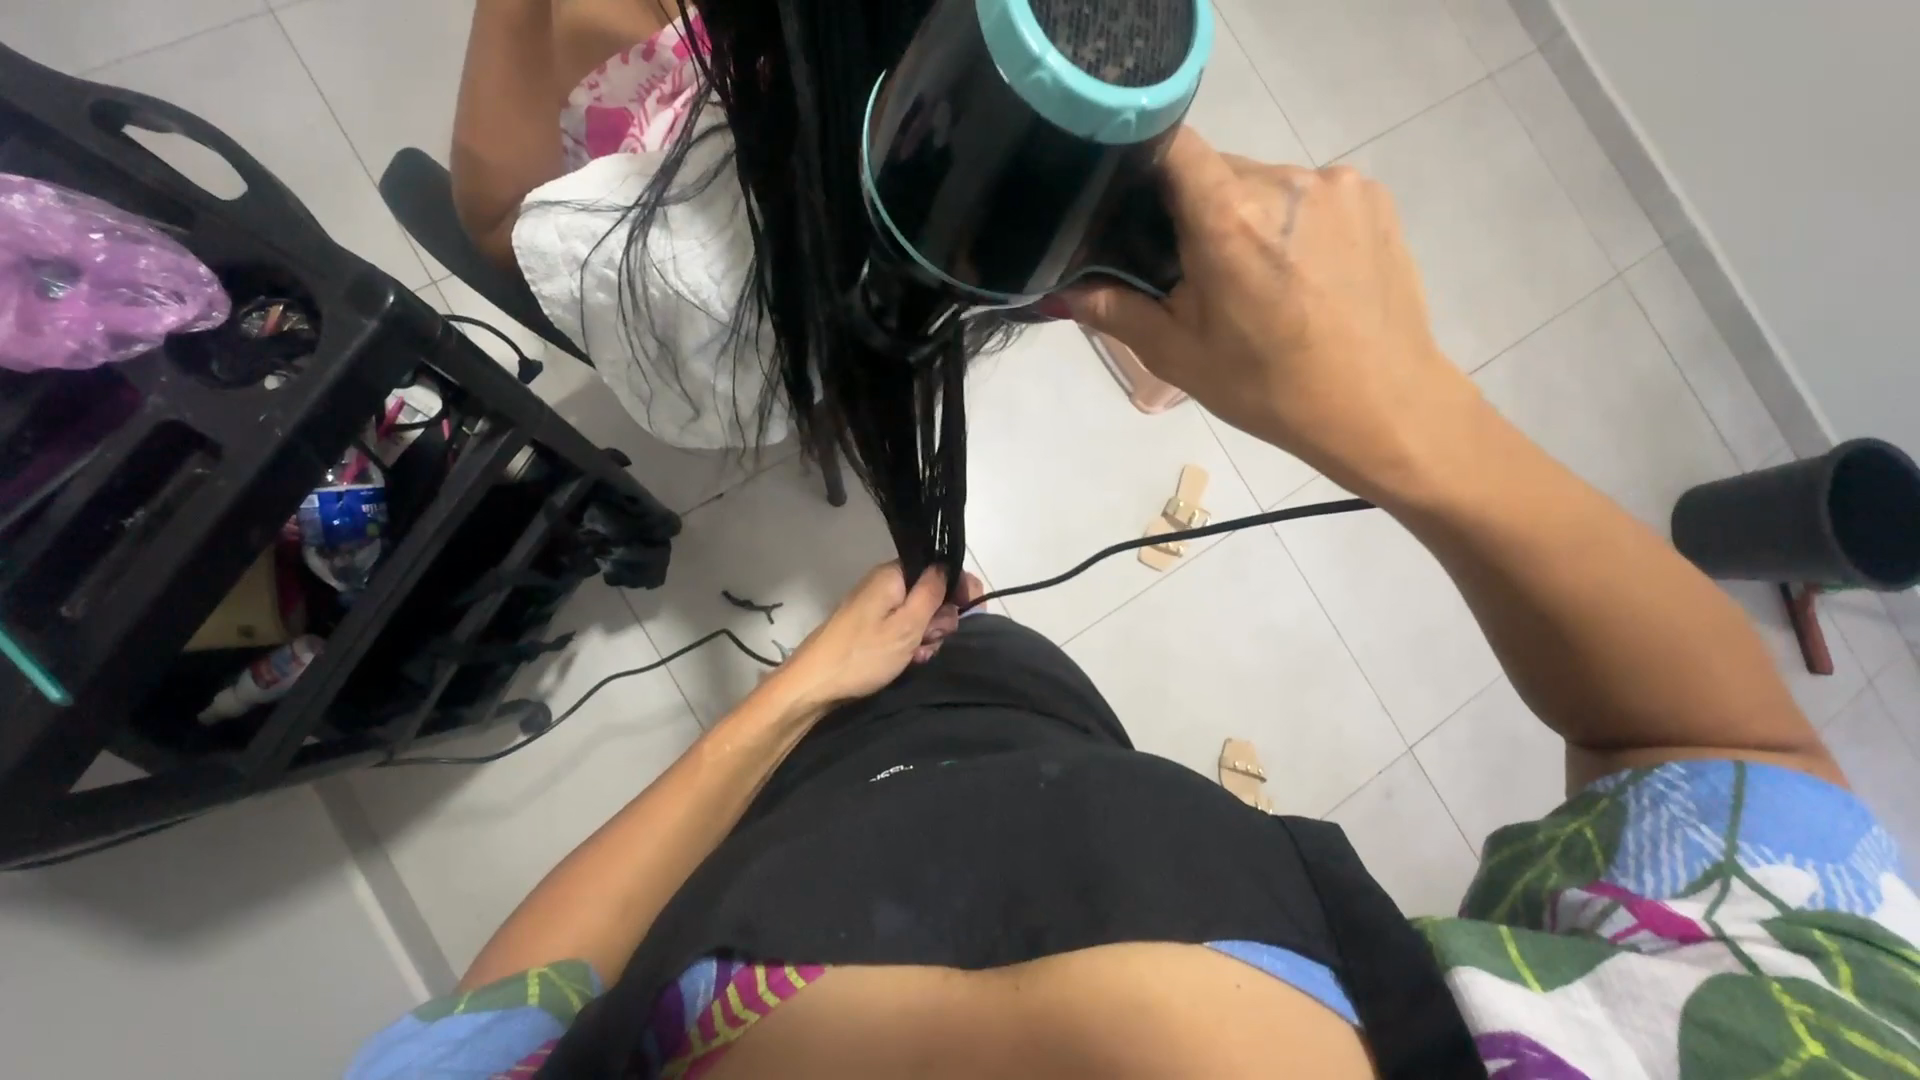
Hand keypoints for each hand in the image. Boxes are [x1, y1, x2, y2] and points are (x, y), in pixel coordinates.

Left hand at [769, 563, 981, 716]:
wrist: (814, 685)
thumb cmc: (863, 654)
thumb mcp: (907, 625)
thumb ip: (932, 593)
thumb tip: (947, 565)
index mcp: (893, 575)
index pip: (937, 568)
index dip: (958, 587)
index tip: (972, 609)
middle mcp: (885, 585)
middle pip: (931, 593)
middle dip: (939, 619)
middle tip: (929, 640)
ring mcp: (876, 607)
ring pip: (919, 615)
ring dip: (925, 636)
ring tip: (915, 656)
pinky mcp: (870, 628)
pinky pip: (902, 629)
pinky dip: (909, 644)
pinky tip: (908, 661)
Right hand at [1066, 128, 1487, 501]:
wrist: (1381, 405)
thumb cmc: (1269, 387)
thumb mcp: (1179, 356)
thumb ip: (1116, 312)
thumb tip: (1064, 292)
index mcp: (1230, 218)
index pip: (1173, 145)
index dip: (1146, 163)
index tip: (1135, 205)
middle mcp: (1286, 181)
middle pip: (1218, 169)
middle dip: (1195, 210)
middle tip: (1194, 270)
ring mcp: (1337, 185)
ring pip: (1265, 182)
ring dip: (1246, 217)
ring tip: (1255, 280)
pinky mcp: (1373, 197)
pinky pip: (1309, 194)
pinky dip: (1290, 223)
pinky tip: (1299, 274)